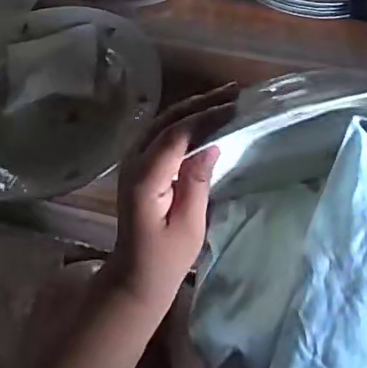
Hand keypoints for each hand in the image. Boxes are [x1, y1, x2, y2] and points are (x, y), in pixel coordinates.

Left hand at [106, 83, 238, 310]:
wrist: (134, 275)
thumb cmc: (165, 259)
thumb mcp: (189, 226)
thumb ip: (196, 183)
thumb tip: (211, 145)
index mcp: (144, 176)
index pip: (175, 134)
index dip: (205, 117)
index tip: (233, 106)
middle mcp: (133, 158)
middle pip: (168, 120)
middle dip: (201, 104)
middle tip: (233, 92)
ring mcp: (133, 157)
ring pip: (163, 121)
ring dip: (193, 107)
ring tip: (224, 97)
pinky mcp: (139, 160)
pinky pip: (162, 131)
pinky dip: (184, 119)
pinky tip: (204, 114)